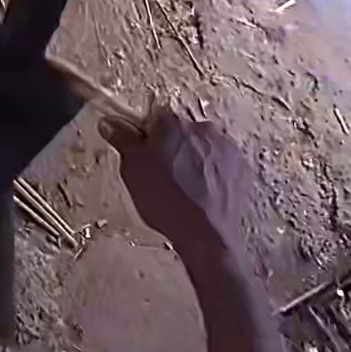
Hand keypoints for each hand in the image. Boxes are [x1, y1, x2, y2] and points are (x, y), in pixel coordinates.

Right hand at [103, 108, 248, 267]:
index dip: (147, 138)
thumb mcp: (132, 170)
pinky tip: (201, 195)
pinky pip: (220, 165)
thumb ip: (123, 140)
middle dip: (172, 149)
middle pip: (181, 132)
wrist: (206, 233)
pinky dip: (211, 175)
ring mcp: (226, 147)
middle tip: (161, 176)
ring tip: (183, 189)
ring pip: (202, 148)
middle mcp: (202, 128)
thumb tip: (110, 123)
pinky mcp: (240, 167)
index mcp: (172, 124)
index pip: (155, 118)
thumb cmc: (167, 201)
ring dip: (193, 161)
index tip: (143, 154)